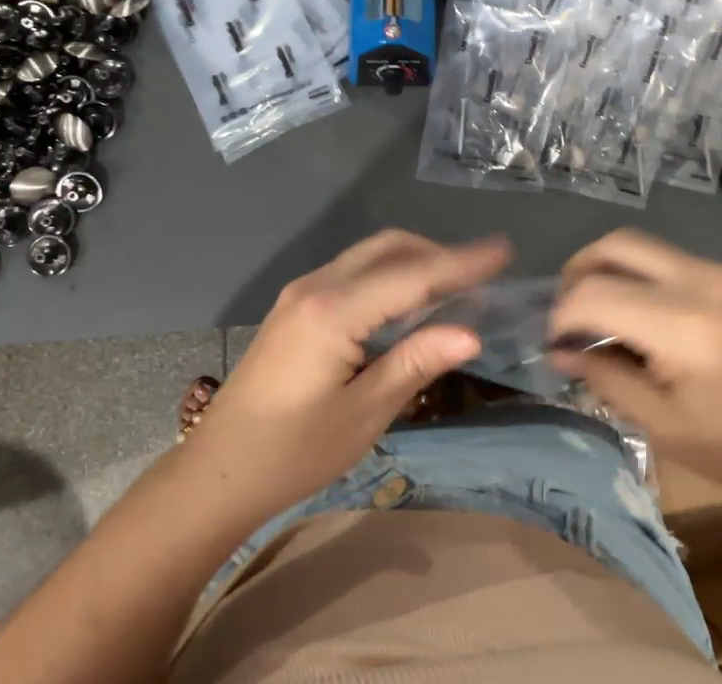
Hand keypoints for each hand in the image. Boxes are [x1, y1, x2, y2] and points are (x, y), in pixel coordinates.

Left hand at [184, 230, 508, 518]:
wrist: (217, 472)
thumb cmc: (294, 452)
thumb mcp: (363, 415)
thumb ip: (415, 363)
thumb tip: (472, 333)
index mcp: (334, 312)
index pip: (412, 275)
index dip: (461, 263)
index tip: (504, 252)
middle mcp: (315, 287)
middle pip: (388, 249)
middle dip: (439, 253)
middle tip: (483, 274)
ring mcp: (299, 295)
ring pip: (368, 257)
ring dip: (413, 262)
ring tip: (457, 286)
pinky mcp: (294, 310)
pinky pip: (352, 275)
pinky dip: (388, 277)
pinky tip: (410, 304)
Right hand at [549, 230, 721, 512]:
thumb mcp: (665, 429)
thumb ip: (607, 380)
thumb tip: (560, 351)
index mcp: (686, 326)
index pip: (594, 294)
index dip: (561, 316)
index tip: (554, 344)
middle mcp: (706, 281)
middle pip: (618, 245)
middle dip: (579, 272)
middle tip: (568, 313)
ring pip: (648, 249)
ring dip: (615, 273)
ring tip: (605, 319)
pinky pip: (679, 263)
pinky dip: (648, 281)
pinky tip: (650, 323)